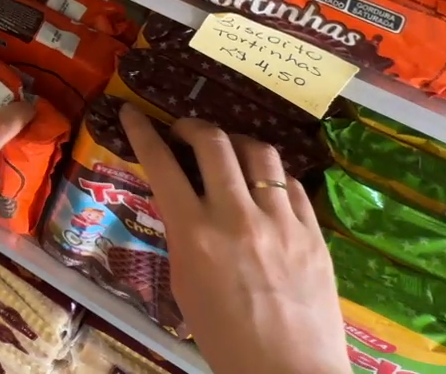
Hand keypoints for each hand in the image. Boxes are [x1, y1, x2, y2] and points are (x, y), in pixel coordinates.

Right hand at [119, 105, 345, 373]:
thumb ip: (180, 230)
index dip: (141, 129)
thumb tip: (179, 196)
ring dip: (235, 143)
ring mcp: (281, 224)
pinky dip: (270, 176)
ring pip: (259, 152)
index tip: (131, 110)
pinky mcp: (314, 236)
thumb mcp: (183, 278)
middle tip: (183, 132)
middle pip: (212, 141)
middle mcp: (236, 217)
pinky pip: (291, 184)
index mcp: (194, 232)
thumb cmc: (222, 335)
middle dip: (191, 126)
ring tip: (228, 153)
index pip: (160, 161)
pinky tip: (263, 187)